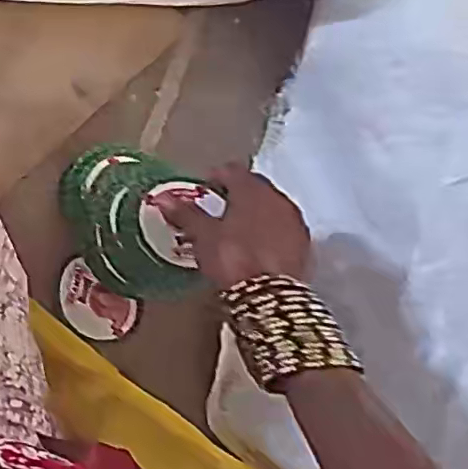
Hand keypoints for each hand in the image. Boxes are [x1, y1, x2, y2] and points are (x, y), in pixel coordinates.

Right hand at [156, 165, 309, 289]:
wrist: (270, 298)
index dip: (216, 176)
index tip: (203, 189)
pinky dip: (267, 229)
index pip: (233, 170)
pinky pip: (281, 227)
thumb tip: (163, 199)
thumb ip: (185, 213)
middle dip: (236, 193)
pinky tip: (254, 244)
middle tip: (216, 207)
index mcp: (252, 190)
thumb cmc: (232, 257)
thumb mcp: (202, 234)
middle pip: (254, 186)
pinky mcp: (303, 245)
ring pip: (270, 207)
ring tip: (234, 228)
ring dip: (253, 212)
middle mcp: (278, 199)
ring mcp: (294, 222)